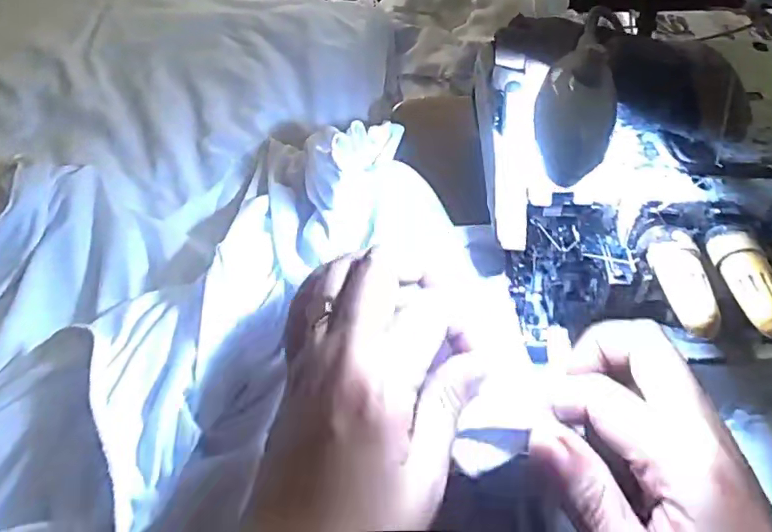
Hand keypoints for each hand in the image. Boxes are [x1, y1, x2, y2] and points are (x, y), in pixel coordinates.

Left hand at [247, 248, 488, 531]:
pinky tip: (359, 303)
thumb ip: (448, 405)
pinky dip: (337, 284)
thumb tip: (480, 360)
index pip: (431, 309)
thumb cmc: (362, 525)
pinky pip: (307, 299)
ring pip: (338, 269)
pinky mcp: (291, 367)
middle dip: (423, 271)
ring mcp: (308, 354)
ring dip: (378, 269)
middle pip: (380, 265)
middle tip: (445, 308)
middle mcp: (338, 351)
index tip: (475, 358)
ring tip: (407, 296)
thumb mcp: (420, 480)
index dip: (464, 322)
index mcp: (376, 379)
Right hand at [530, 320, 771, 531]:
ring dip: (613, 368)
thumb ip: (589, 496)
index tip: (534, 423)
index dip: (560, 398)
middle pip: (645, 341)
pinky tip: (610, 438)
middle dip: (594, 351)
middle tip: (560, 396)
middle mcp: (705, 425)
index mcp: (685, 455)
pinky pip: (668, 390)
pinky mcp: (716, 446)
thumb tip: (542, 434)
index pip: (606, 392)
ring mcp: (715, 431)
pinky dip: (632, 391)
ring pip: (658, 358)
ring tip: (579, 415)